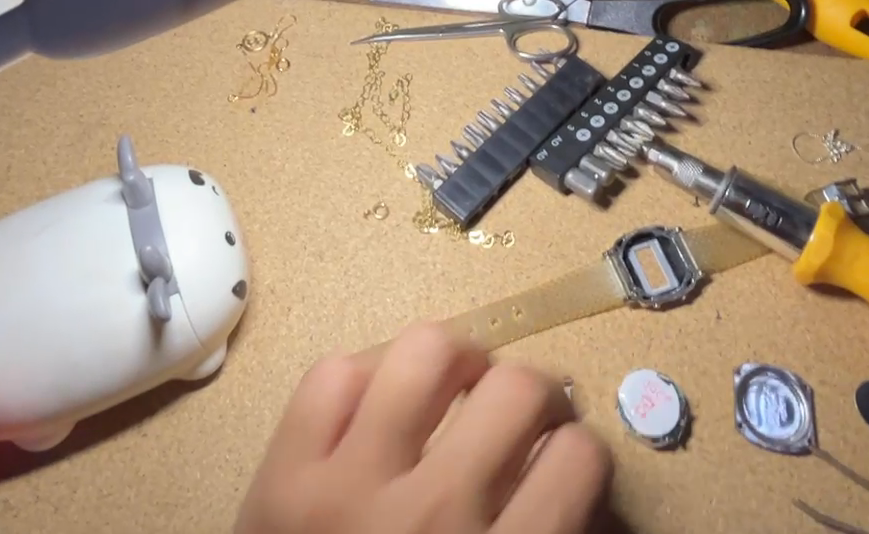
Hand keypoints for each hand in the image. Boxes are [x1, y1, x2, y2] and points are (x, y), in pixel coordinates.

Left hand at [236, 322, 611, 533]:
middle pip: (515, 390)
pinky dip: (361, 379)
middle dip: (533, 391)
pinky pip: (334, 375)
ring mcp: (349, 488)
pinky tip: (375, 409)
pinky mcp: (283, 474)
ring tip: (455, 385)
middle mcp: (432, 518)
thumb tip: (584, 487)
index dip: (579, 449)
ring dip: (455, 359)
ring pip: (427, 351)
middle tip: (518, 414)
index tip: (560, 457)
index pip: (578, 459)